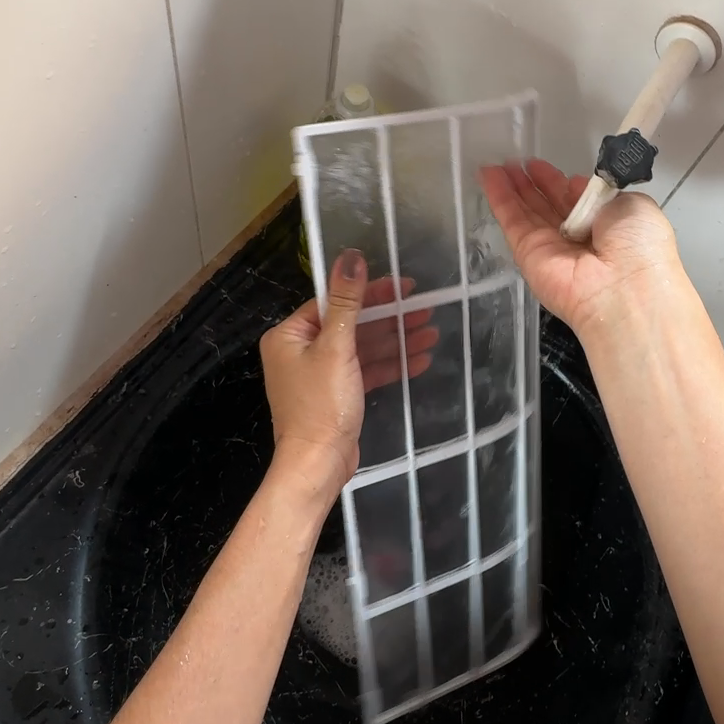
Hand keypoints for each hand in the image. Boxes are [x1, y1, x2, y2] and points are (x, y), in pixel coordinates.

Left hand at [259, 250, 439, 495]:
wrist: (318, 465)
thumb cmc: (322, 404)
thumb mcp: (336, 348)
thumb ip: (348, 302)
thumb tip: (351, 257)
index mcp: (291, 335)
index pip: (336, 302)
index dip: (372, 293)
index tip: (406, 286)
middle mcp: (302, 350)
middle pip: (354, 324)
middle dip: (391, 319)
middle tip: (426, 309)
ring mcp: (321, 373)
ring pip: (364, 347)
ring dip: (397, 341)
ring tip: (432, 333)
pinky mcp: (338, 393)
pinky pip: (367, 370)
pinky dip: (391, 364)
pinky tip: (421, 359)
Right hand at [478, 159, 684, 334]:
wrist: (624, 288)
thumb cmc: (639, 244)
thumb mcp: (632, 204)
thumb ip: (603, 193)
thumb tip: (579, 187)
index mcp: (606, 225)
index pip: (576, 199)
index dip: (560, 181)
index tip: (544, 166)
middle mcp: (578, 238)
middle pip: (548, 204)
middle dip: (532, 183)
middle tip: (516, 162)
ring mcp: (550, 247)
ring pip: (526, 210)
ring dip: (512, 186)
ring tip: (497, 164)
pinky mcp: (527, 254)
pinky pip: (511, 220)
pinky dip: (499, 197)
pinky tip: (488, 176)